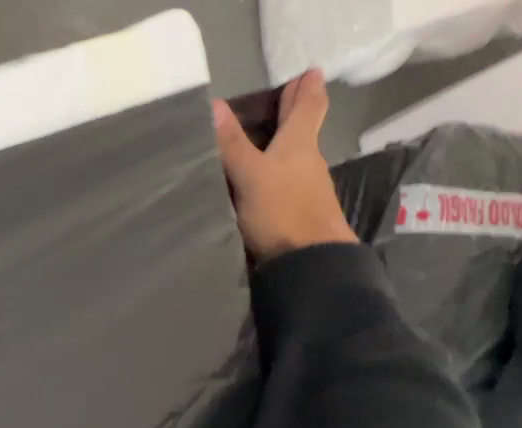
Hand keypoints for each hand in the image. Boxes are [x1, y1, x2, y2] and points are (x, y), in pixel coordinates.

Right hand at [212, 69, 358, 263]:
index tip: (306, 73)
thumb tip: (213, 105)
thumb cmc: (283, 211)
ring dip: (282, 142)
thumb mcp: (251, 176)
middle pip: (304, 128)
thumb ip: (232, 145)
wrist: (308, 259)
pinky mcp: (292, 211)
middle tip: (290, 95)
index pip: (307, 107)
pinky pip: (282, 180)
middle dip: (297, 111)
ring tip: (264, 136)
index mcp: (298, 145)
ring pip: (293, 155)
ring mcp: (301, 187)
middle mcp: (305, 161)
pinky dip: (272, 171)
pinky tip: (257, 178)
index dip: (306, 90)